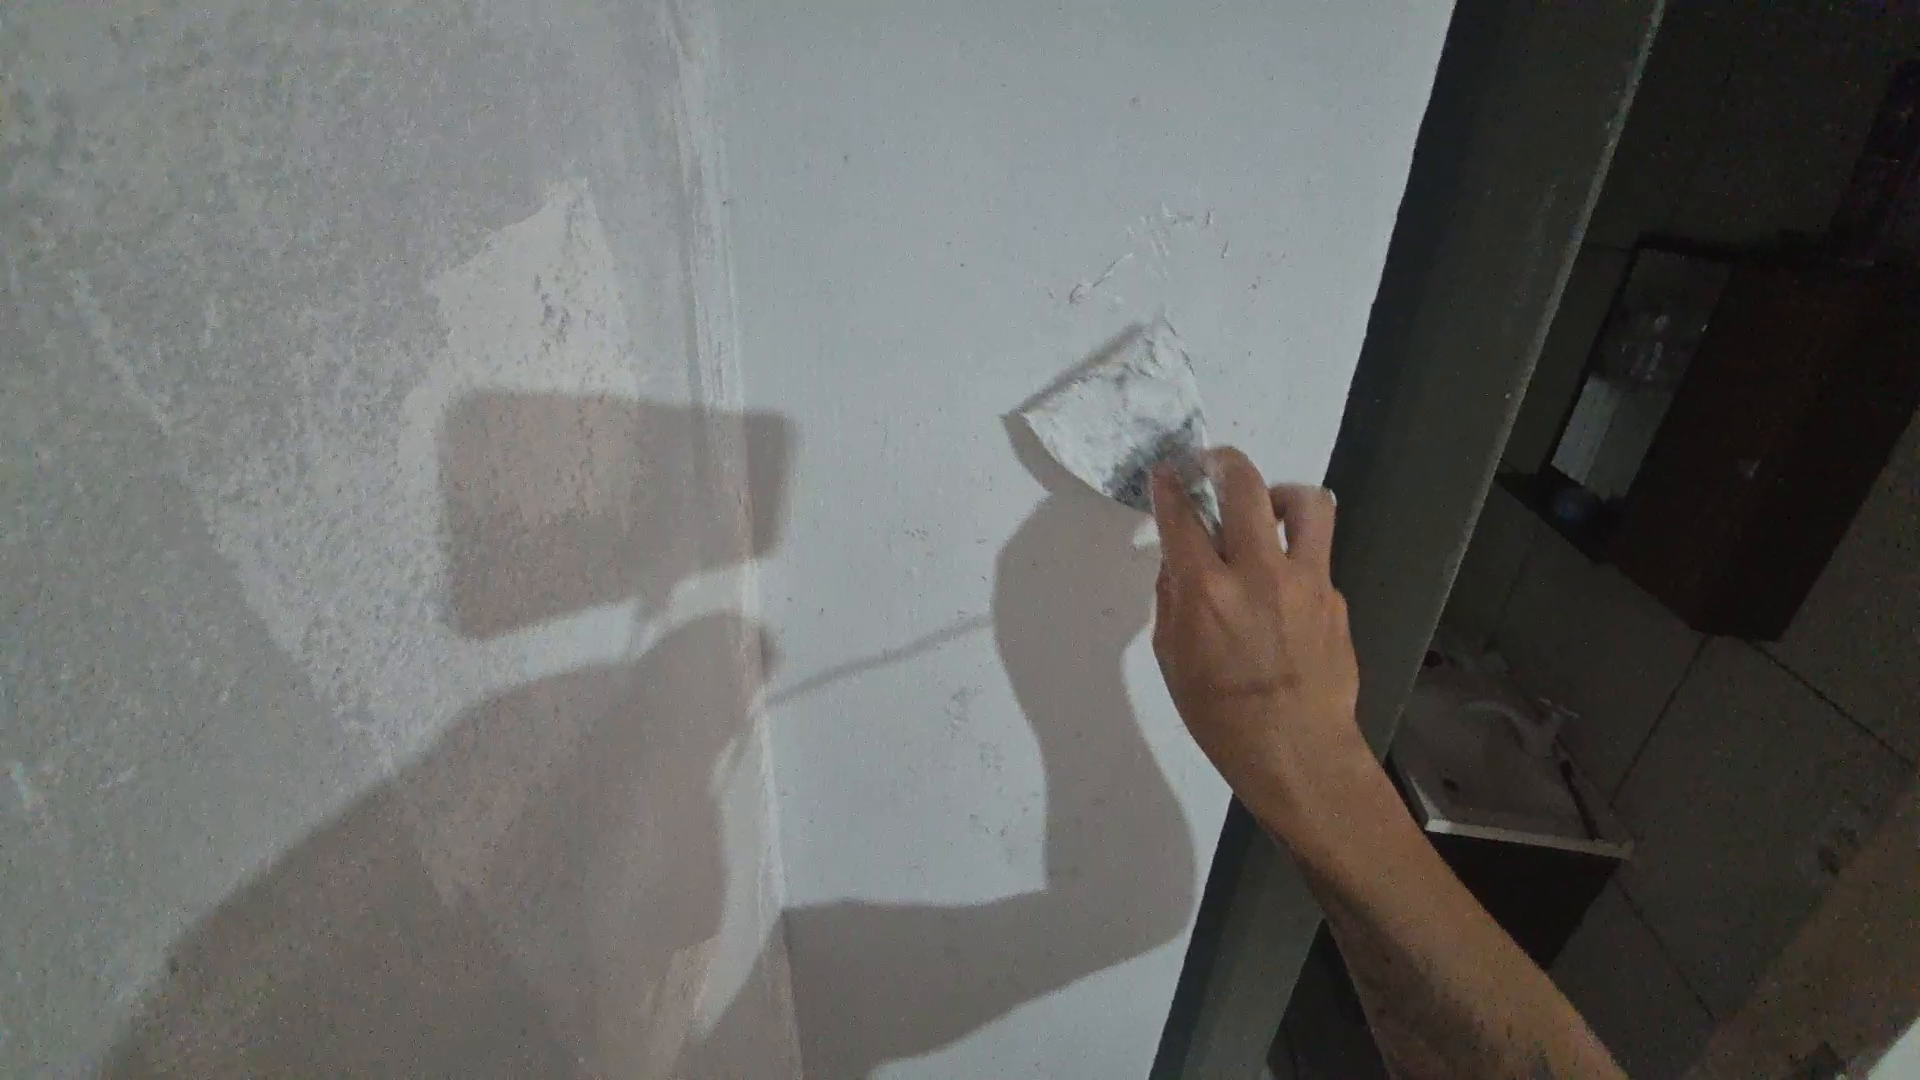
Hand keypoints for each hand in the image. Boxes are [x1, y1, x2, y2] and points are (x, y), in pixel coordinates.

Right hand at [1149, 449, 1378, 847]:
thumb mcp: (1172, 658)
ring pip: (1306, 502)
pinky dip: (1294, 554)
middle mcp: (1258, 571)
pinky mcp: (1335, 597)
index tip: (1166, 471)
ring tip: (1265, 509)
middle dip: (1224, 461)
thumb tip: (1179, 562)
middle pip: (1246, 486)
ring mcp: (1306, 581)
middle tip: (1213, 463)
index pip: (1181, 516)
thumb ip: (1172, 600)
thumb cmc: (1219, 714)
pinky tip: (1281, 587)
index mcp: (1206, 590)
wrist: (1297, 752)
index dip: (1169, 485)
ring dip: (1278, 493)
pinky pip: (1316, 555)